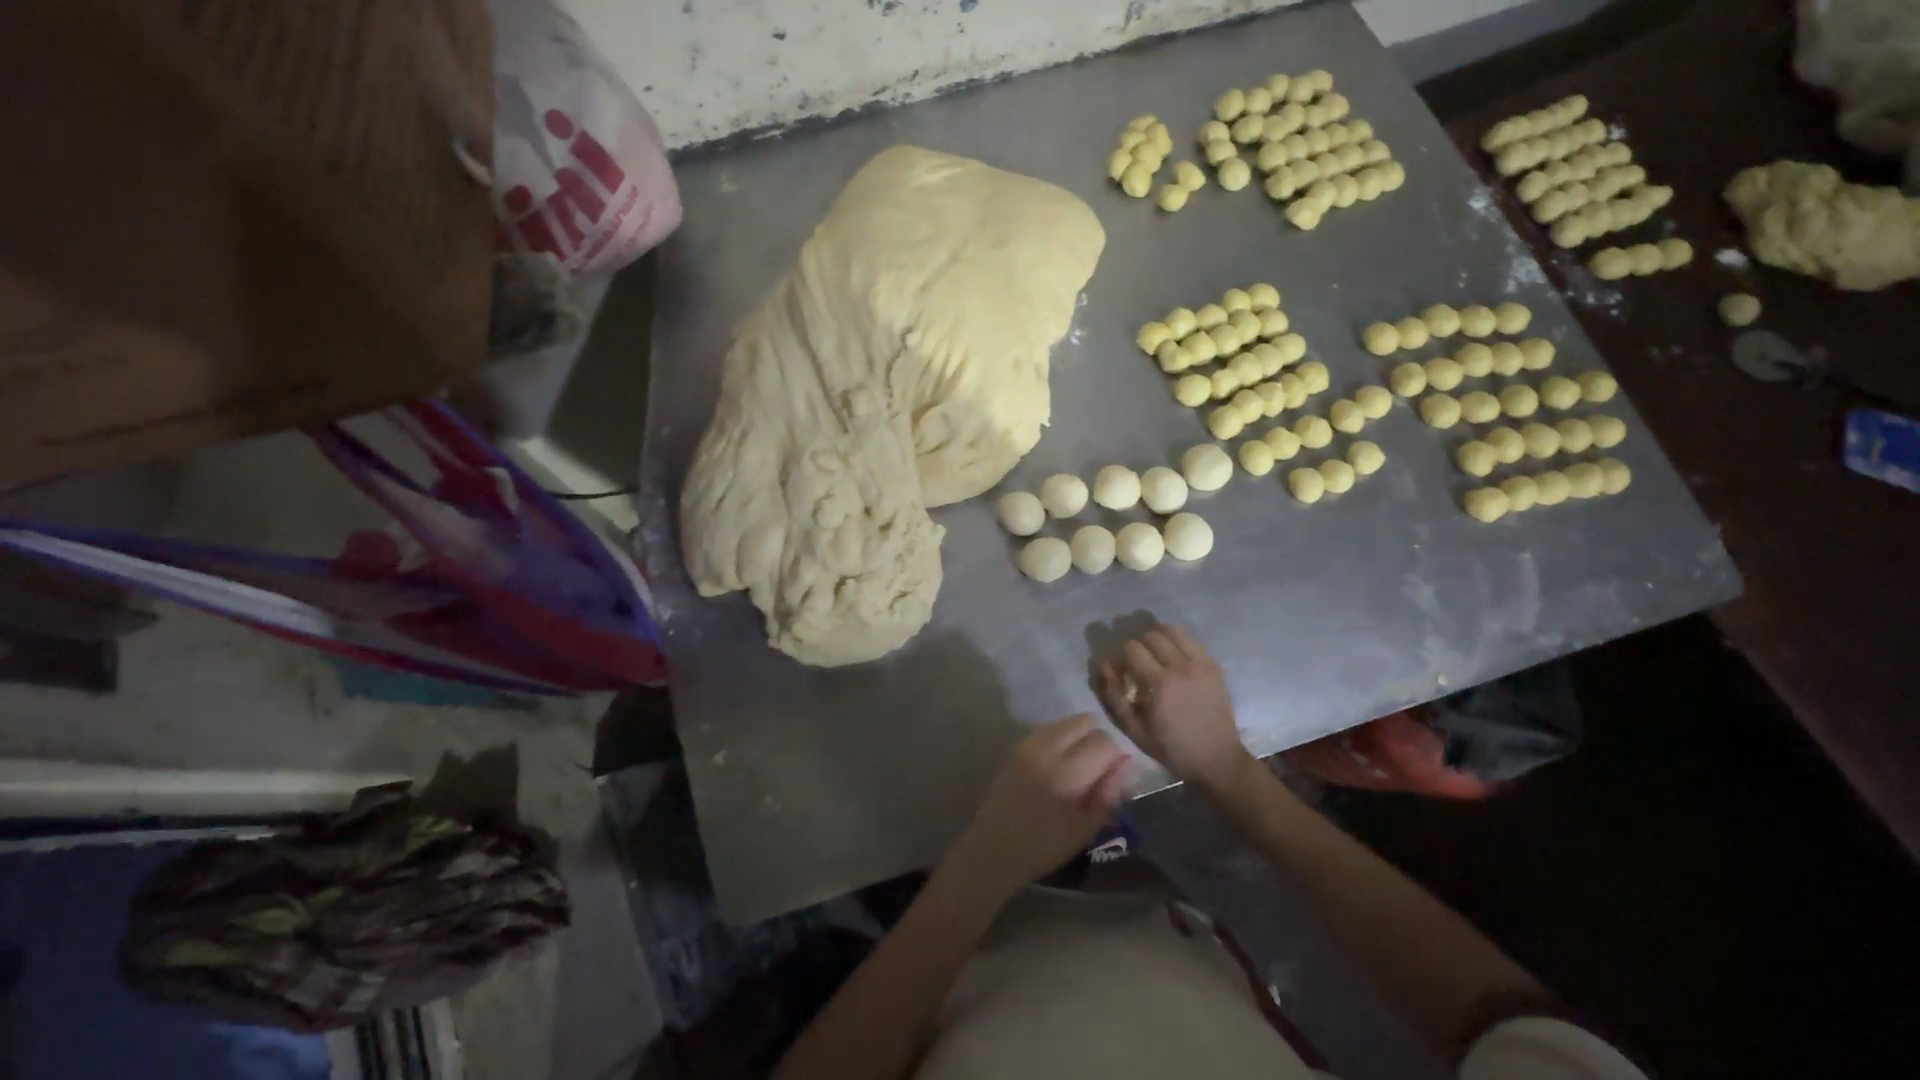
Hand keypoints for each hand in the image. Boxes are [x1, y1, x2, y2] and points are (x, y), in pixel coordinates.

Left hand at [948, 714, 1131, 900]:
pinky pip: (1048, 730)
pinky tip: (1060, 763)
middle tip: (1099, 768)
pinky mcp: (1016, 747)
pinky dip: (1061, 738)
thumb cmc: (1044, 847)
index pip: (1105, 742)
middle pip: (1086, 722)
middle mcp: (1046, 750)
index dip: (1117, 756)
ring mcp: (1028, 745)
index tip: (1115, 775)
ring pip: (1066, 722)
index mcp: (1067, 773)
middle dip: (1099, 740)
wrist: (993, 849)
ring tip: (1080, 765)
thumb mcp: (1086, 829)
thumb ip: (1110, 792)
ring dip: (1080, 736)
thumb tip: (1128, 762)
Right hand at [1096, 624, 1252, 793]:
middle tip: (1138, 665)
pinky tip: (1174, 660)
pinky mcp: (1214, 665)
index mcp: (1159, 684)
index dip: (1121, 657)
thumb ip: (1114, 695)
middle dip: (1138, 646)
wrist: (1216, 758)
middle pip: (1150, 635)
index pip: (1131, 648)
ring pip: (1173, 630)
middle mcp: (1181, 667)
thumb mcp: (1134, 729)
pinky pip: (1191, 640)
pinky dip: (1178, 643)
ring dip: (1158, 638)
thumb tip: (1103, 664)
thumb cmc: (1171, 748)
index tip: (1122, 672)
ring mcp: (1201, 663)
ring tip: (1156, 656)